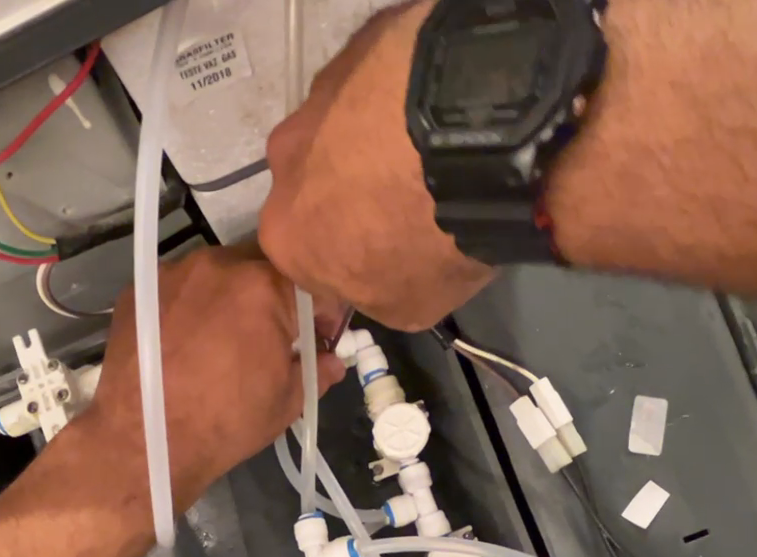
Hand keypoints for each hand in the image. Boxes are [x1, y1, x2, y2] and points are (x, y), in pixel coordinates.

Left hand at [81, 245, 344, 509]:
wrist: (144, 440)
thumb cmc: (226, 423)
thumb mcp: (287, 403)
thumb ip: (316, 371)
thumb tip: (332, 360)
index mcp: (264, 287)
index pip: (310, 282)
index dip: (323, 311)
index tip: (320, 337)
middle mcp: (218, 264)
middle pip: (262, 267)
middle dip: (276, 297)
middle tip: (273, 337)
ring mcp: (174, 274)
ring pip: (218, 274)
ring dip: (231, 298)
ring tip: (225, 340)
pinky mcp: (138, 289)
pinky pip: (180, 289)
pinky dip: (193, 308)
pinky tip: (188, 343)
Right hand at [260, 1, 494, 330]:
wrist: (471, 136)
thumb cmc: (431, 241)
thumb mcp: (409, 307)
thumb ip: (377, 296)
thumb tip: (377, 282)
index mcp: (287, 237)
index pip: (306, 263)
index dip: (344, 268)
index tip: (380, 268)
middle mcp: (285, 165)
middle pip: (316, 191)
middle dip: (352, 202)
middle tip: (408, 209)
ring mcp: (317, 99)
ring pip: (342, 135)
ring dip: (373, 150)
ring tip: (430, 158)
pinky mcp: (356, 48)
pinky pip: (376, 88)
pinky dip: (399, 103)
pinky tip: (438, 116)